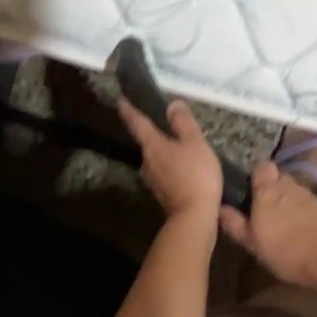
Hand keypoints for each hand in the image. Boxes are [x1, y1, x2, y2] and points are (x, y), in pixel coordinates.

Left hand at [117, 98, 224, 223]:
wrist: (194, 217)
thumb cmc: (195, 175)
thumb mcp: (195, 143)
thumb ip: (183, 123)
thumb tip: (172, 104)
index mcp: (152, 146)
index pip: (137, 123)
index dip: (129, 109)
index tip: (121, 100)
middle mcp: (146, 162)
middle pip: (146, 142)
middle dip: (153, 133)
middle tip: (165, 124)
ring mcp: (153, 180)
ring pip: (156, 158)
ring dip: (164, 151)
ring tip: (180, 146)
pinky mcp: (162, 193)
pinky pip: (164, 172)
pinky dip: (171, 166)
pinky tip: (185, 167)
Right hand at [218, 162, 316, 288]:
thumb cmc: (283, 251)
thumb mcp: (252, 243)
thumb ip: (235, 223)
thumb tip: (220, 207)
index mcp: (267, 191)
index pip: (262, 166)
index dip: (257, 177)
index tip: (252, 193)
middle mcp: (289, 186)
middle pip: (279, 177)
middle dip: (272, 188)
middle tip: (266, 210)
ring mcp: (308, 194)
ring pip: (294, 189)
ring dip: (288, 199)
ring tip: (285, 222)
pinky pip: (308, 201)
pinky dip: (303, 210)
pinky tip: (302, 229)